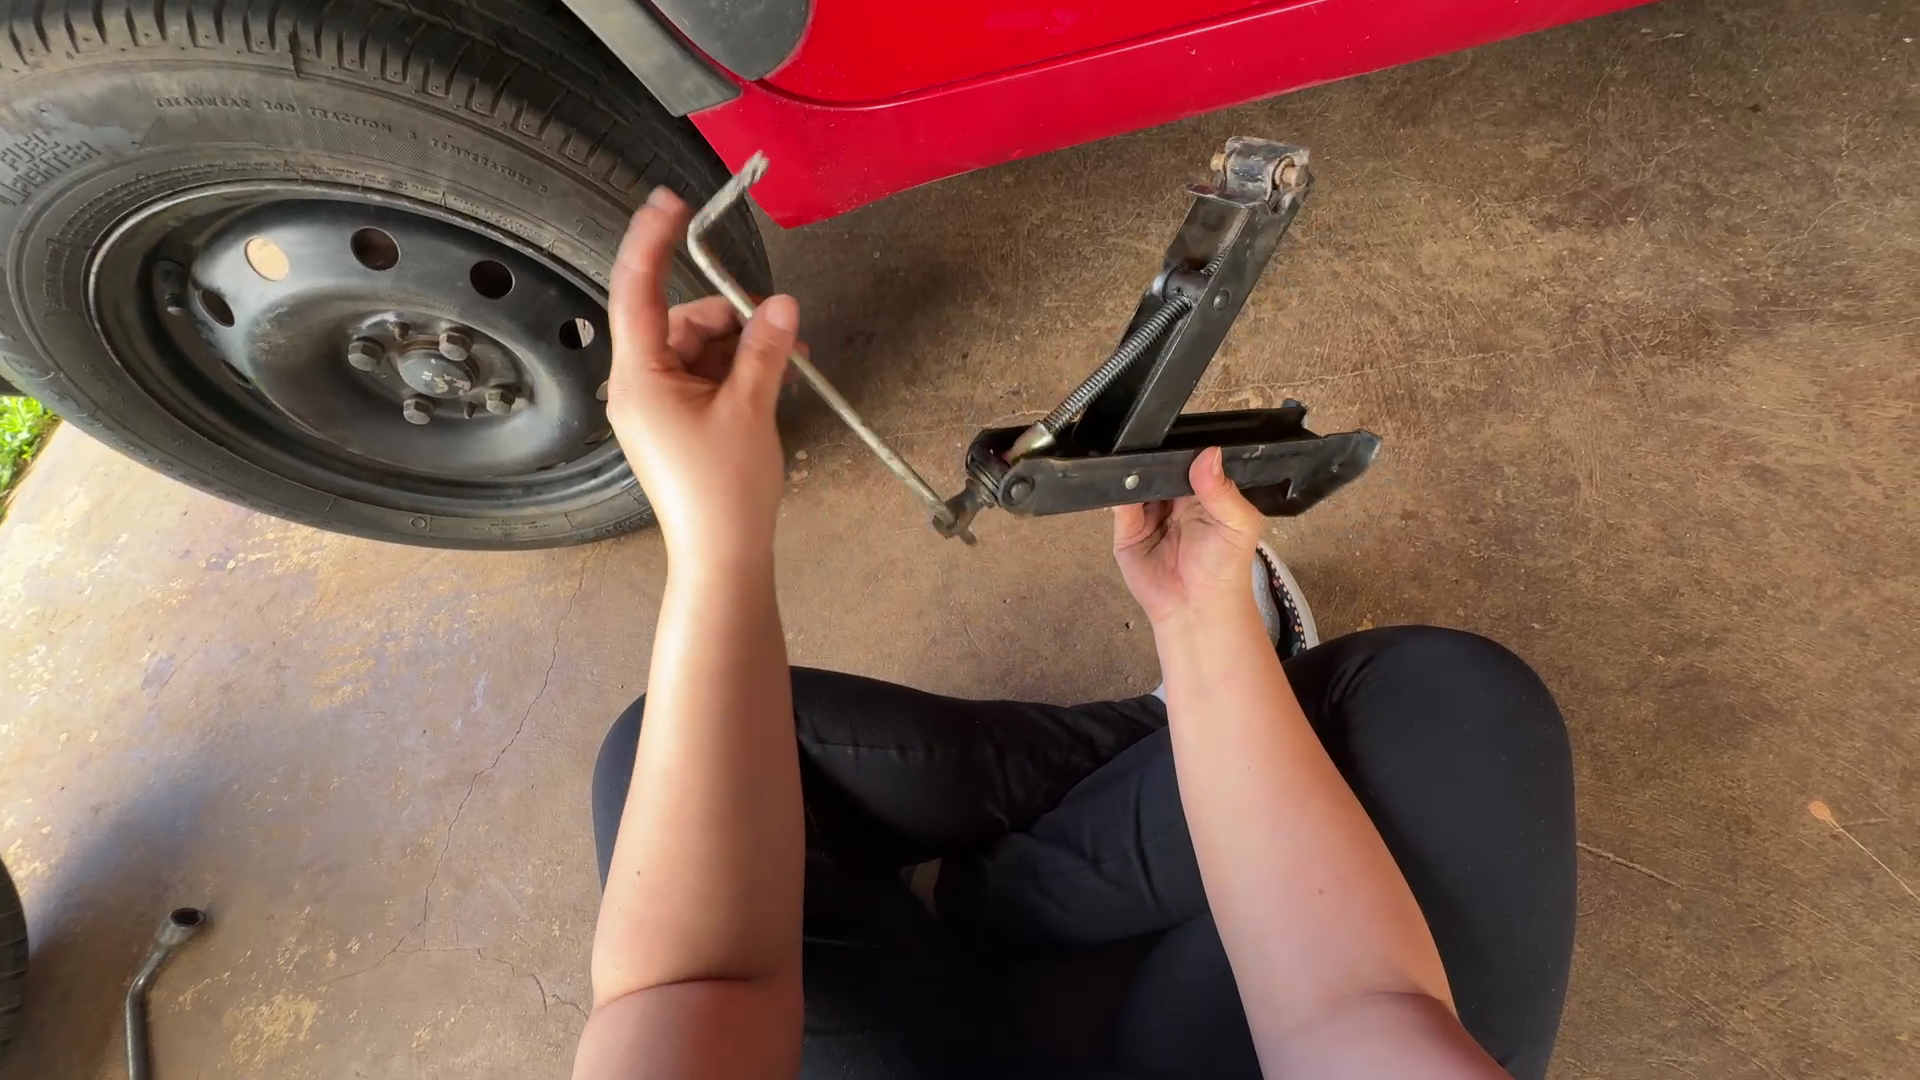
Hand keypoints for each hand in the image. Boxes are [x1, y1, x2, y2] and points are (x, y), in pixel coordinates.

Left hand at [606, 187, 800, 564]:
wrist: (723, 555)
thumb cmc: (726, 487)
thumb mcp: (751, 410)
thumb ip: (764, 349)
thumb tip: (782, 303)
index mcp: (639, 378)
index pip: (638, 292)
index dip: (652, 242)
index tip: (673, 203)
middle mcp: (640, 387)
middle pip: (684, 324)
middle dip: (735, 321)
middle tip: (787, 333)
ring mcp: (660, 408)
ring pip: (702, 352)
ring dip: (746, 350)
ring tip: (791, 364)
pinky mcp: (680, 426)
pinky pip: (708, 380)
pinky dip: (740, 375)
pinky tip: (774, 381)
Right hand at [1112, 447, 1264, 626]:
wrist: (1196, 607)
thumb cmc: (1224, 567)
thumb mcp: (1237, 523)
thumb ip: (1222, 489)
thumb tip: (1208, 453)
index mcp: (1203, 491)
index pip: (1190, 460)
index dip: (1184, 447)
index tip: (1177, 431)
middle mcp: (1173, 499)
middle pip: (1159, 467)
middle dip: (1154, 456)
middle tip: (1150, 440)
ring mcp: (1147, 512)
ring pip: (1136, 481)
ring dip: (1135, 471)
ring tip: (1135, 461)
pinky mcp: (1126, 529)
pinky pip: (1119, 505)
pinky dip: (1119, 493)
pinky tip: (1125, 485)